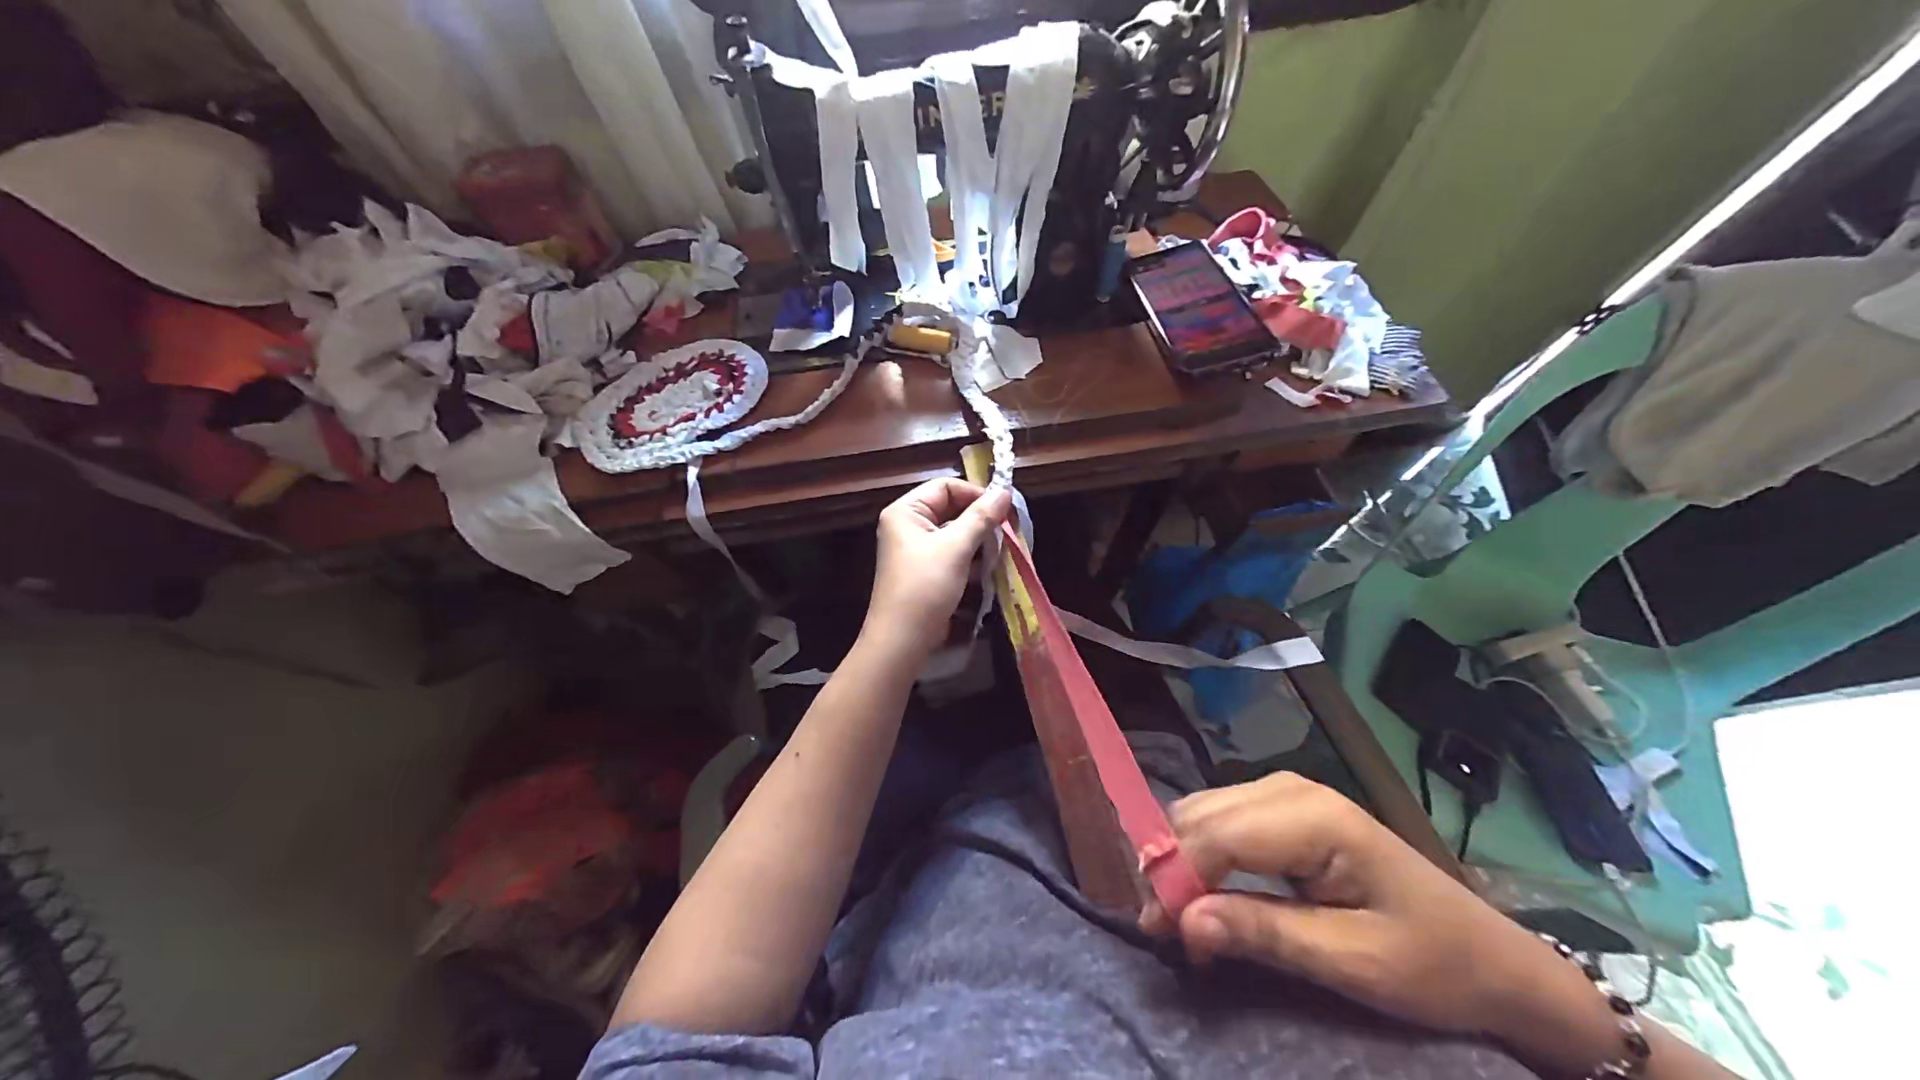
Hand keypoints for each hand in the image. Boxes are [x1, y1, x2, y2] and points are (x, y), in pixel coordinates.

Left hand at [863, 478, 1011, 658]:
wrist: (902, 640)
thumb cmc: (925, 587)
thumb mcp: (955, 548)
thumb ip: (981, 517)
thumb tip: (1005, 491)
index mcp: (905, 511)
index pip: (946, 486)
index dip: (976, 494)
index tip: (1004, 511)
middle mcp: (907, 525)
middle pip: (951, 508)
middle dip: (979, 520)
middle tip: (1006, 533)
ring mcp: (915, 549)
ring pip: (954, 532)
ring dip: (977, 541)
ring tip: (998, 554)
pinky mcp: (924, 570)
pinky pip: (951, 553)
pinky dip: (969, 558)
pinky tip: (985, 571)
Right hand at [1141, 774, 1617, 1060]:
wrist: (1491, 958)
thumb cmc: (1433, 965)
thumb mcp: (1352, 962)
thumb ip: (1264, 934)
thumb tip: (1183, 922)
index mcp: (1315, 817)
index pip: (1218, 834)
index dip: (1176, 877)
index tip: (1156, 929)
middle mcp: (1290, 789)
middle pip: (1199, 815)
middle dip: (1171, 867)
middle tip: (1163, 929)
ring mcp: (1283, 792)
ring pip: (1200, 812)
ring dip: (1180, 860)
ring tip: (1178, 916)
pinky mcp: (1280, 808)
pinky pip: (1218, 819)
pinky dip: (1198, 853)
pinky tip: (1200, 891)